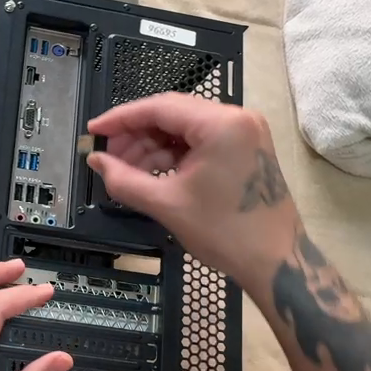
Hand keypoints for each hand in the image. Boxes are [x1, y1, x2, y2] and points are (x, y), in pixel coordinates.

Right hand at [86, 92, 298, 287]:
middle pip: (172, 114)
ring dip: (153, 146)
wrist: (276, 262)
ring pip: (185, 128)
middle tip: (108, 156)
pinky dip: (174, 154)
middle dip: (136, 135)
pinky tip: (151, 172)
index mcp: (221, 124)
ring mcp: (245, 132)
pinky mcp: (246, 148)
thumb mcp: (166, 204)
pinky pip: (201, 141)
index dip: (121, 119)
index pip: (159, 108)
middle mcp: (237, 117)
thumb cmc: (224, 233)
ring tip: (125, 170)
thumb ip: (124, 179)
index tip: (94, 131)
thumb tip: (95, 161)